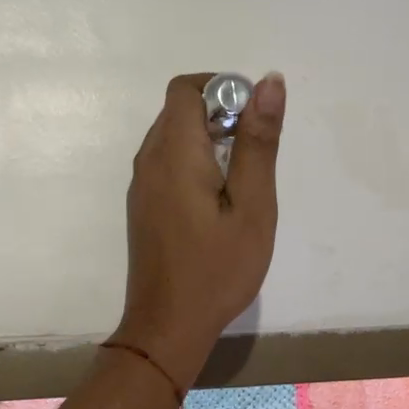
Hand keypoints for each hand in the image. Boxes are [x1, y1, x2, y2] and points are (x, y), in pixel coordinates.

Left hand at [110, 71, 285, 388]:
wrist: (168, 327)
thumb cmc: (217, 270)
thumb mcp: (253, 206)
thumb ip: (258, 142)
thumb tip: (267, 81)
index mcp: (173, 153)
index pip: (186, 88)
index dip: (223, 88)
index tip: (253, 121)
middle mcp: (148, 162)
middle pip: (178, 111)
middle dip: (220, 116)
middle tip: (254, 157)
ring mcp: (141, 188)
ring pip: (172, 139)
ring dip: (208, 143)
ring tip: (240, 184)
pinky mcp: (143, 210)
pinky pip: (166, 167)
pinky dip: (194, 166)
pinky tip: (217, 206)